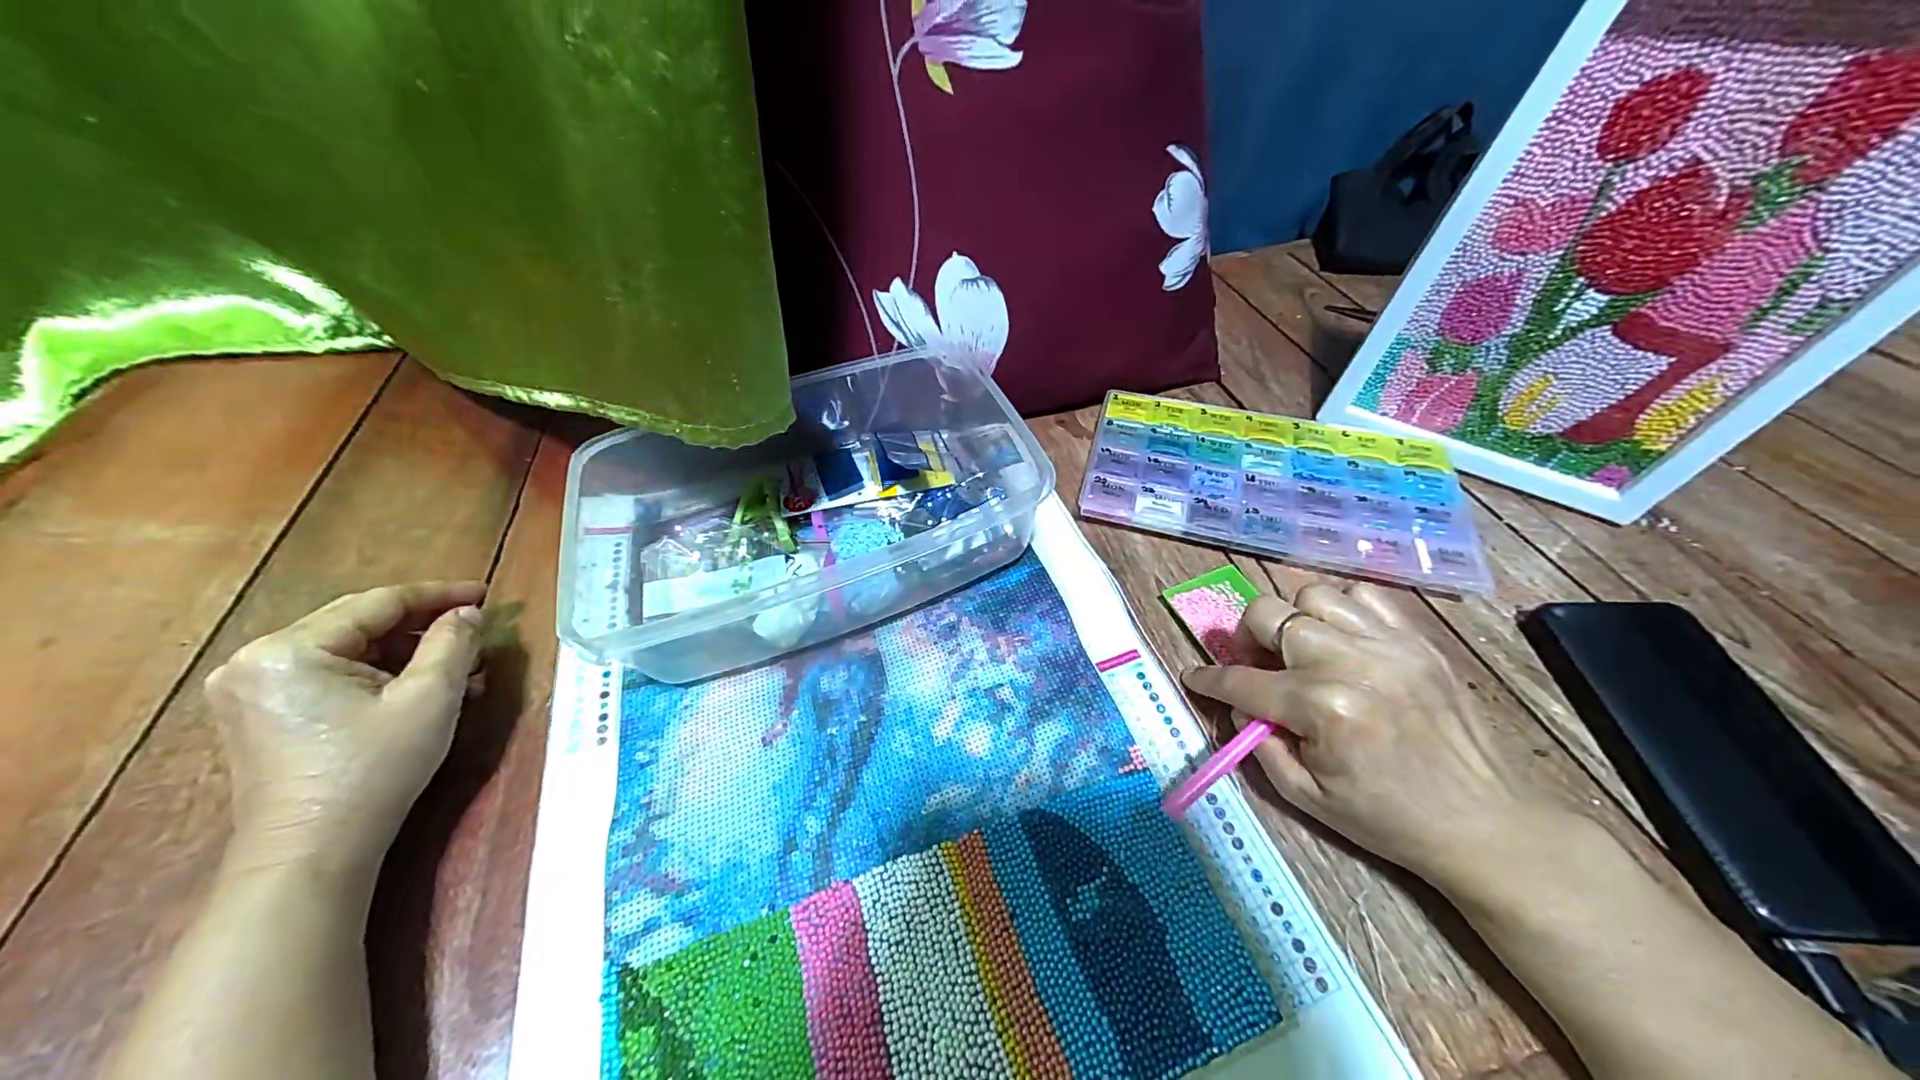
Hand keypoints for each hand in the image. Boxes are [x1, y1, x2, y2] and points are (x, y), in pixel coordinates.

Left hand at [203, 581, 487, 874]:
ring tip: (459, 662)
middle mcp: (255, 660)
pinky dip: (377, 675)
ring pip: (347, 650)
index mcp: (289, 649)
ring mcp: (250, 690)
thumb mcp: (429, 699)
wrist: (313, 853)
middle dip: (422, 625)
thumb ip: (452, 643)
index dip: (438, 595)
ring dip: (404, 652)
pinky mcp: (259, 715)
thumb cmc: (374, 770)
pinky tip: (419, 686)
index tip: (485, 593)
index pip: (377, 603)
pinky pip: (329, 675)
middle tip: (474, 628)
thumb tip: (467, 614)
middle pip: (358, 624)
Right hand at [1182, 582, 1556, 886]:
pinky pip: (1364, 596)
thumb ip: (1258, 744)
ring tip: (1300, 651)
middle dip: (1248, 639)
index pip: (1243, 680)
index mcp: (1322, 707)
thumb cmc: (1387, 818)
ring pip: (1312, 595)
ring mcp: (1389, 644)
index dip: (1209, 678)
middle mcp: (1351, 662)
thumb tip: (1240, 703)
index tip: (1194, 676)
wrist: (1484, 823)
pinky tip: (1342, 641)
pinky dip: (1341, 611)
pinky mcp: (1418, 640)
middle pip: (1269, 615)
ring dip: (1294, 620)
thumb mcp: (1306, 796)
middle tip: (1256, 665)